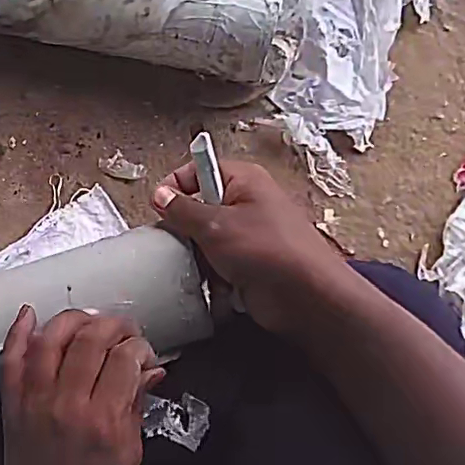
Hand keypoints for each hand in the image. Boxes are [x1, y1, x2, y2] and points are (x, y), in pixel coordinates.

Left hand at [0, 307, 162, 464]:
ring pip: (50, 338)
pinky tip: (30, 314)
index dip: (138, 346)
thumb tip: (152, 370)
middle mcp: (67, 404)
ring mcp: (35, 399)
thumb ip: (137, 407)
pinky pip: (11, 357)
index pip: (124, 359)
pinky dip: (18, 331)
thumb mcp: (129, 456)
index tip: (143, 351)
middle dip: (113, 325)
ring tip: (89, 320)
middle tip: (123, 331)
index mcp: (103, 421)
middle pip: (90, 340)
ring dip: (73, 319)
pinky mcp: (12, 401)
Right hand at [151, 159, 353, 333]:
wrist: (304, 296)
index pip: (200, 169)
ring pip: (205, 243)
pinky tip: (220, 286)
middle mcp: (246, 205)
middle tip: (182, 242)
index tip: (159, 203)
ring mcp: (247, 237)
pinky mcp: (247, 266)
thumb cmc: (271, 251)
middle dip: (187, 231)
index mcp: (244, 182)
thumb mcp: (214, 225)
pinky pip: (217, 267)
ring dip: (200, 259)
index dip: (177, 184)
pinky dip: (214, 278)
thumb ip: (182, 209)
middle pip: (199, 210)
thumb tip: (161, 196)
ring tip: (206, 268)